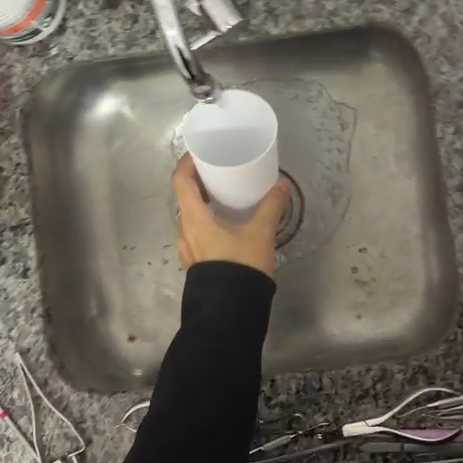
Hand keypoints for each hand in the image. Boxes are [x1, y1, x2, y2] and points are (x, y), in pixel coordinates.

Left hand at [171, 156, 291, 276]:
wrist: (231, 309)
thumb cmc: (241, 266)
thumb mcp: (260, 233)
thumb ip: (271, 207)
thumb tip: (282, 185)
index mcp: (194, 218)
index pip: (181, 181)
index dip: (187, 163)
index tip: (199, 153)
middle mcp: (184, 231)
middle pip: (184, 199)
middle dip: (198, 184)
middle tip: (217, 173)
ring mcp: (187, 249)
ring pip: (189, 218)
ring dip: (201, 205)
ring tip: (221, 199)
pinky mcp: (194, 263)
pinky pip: (195, 235)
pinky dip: (205, 223)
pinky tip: (223, 227)